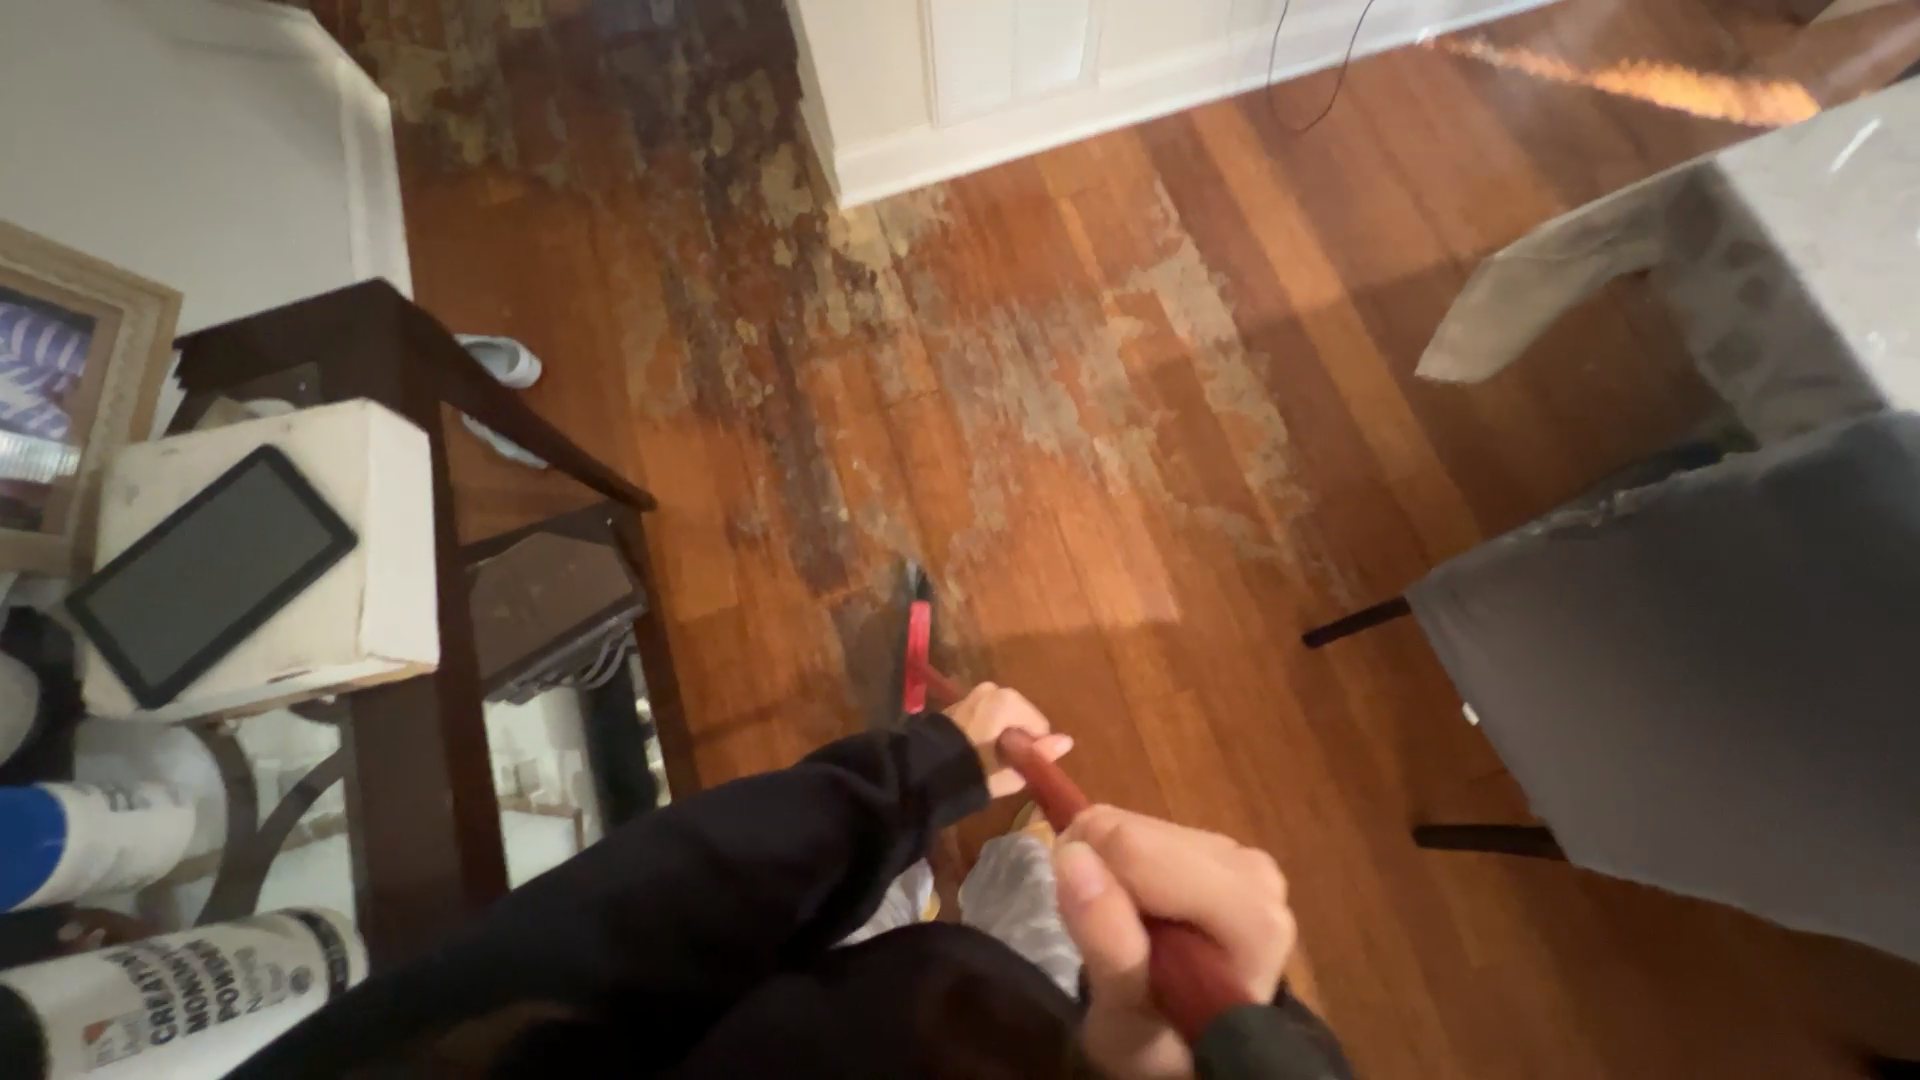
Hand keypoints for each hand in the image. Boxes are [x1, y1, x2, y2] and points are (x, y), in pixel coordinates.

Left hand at [943, 682, 1073, 797]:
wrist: (921, 770)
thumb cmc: (971, 771)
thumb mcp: (1010, 771)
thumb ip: (1041, 754)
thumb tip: (1066, 741)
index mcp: (1008, 701)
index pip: (1038, 725)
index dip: (1033, 748)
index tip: (1020, 767)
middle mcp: (992, 690)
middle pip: (1020, 717)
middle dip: (1017, 739)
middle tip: (1005, 765)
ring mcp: (973, 694)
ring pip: (1002, 716)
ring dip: (1001, 735)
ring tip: (989, 760)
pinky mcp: (958, 704)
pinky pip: (984, 715)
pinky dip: (986, 730)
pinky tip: (975, 751)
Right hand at [1054, 806, 1295, 1079]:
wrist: (1187, 1043)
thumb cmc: (1159, 1040)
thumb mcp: (1125, 1020)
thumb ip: (1108, 945)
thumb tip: (1073, 858)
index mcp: (1250, 912)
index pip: (1136, 852)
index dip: (1093, 879)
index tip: (1085, 927)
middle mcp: (1251, 868)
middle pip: (1132, 831)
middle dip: (1098, 870)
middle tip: (1097, 927)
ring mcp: (1234, 850)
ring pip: (1127, 821)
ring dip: (1104, 867)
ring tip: (1118, 921)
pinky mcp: (1212, 840)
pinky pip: (1133, 822)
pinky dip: (1114, 859)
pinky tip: (1132, 904)